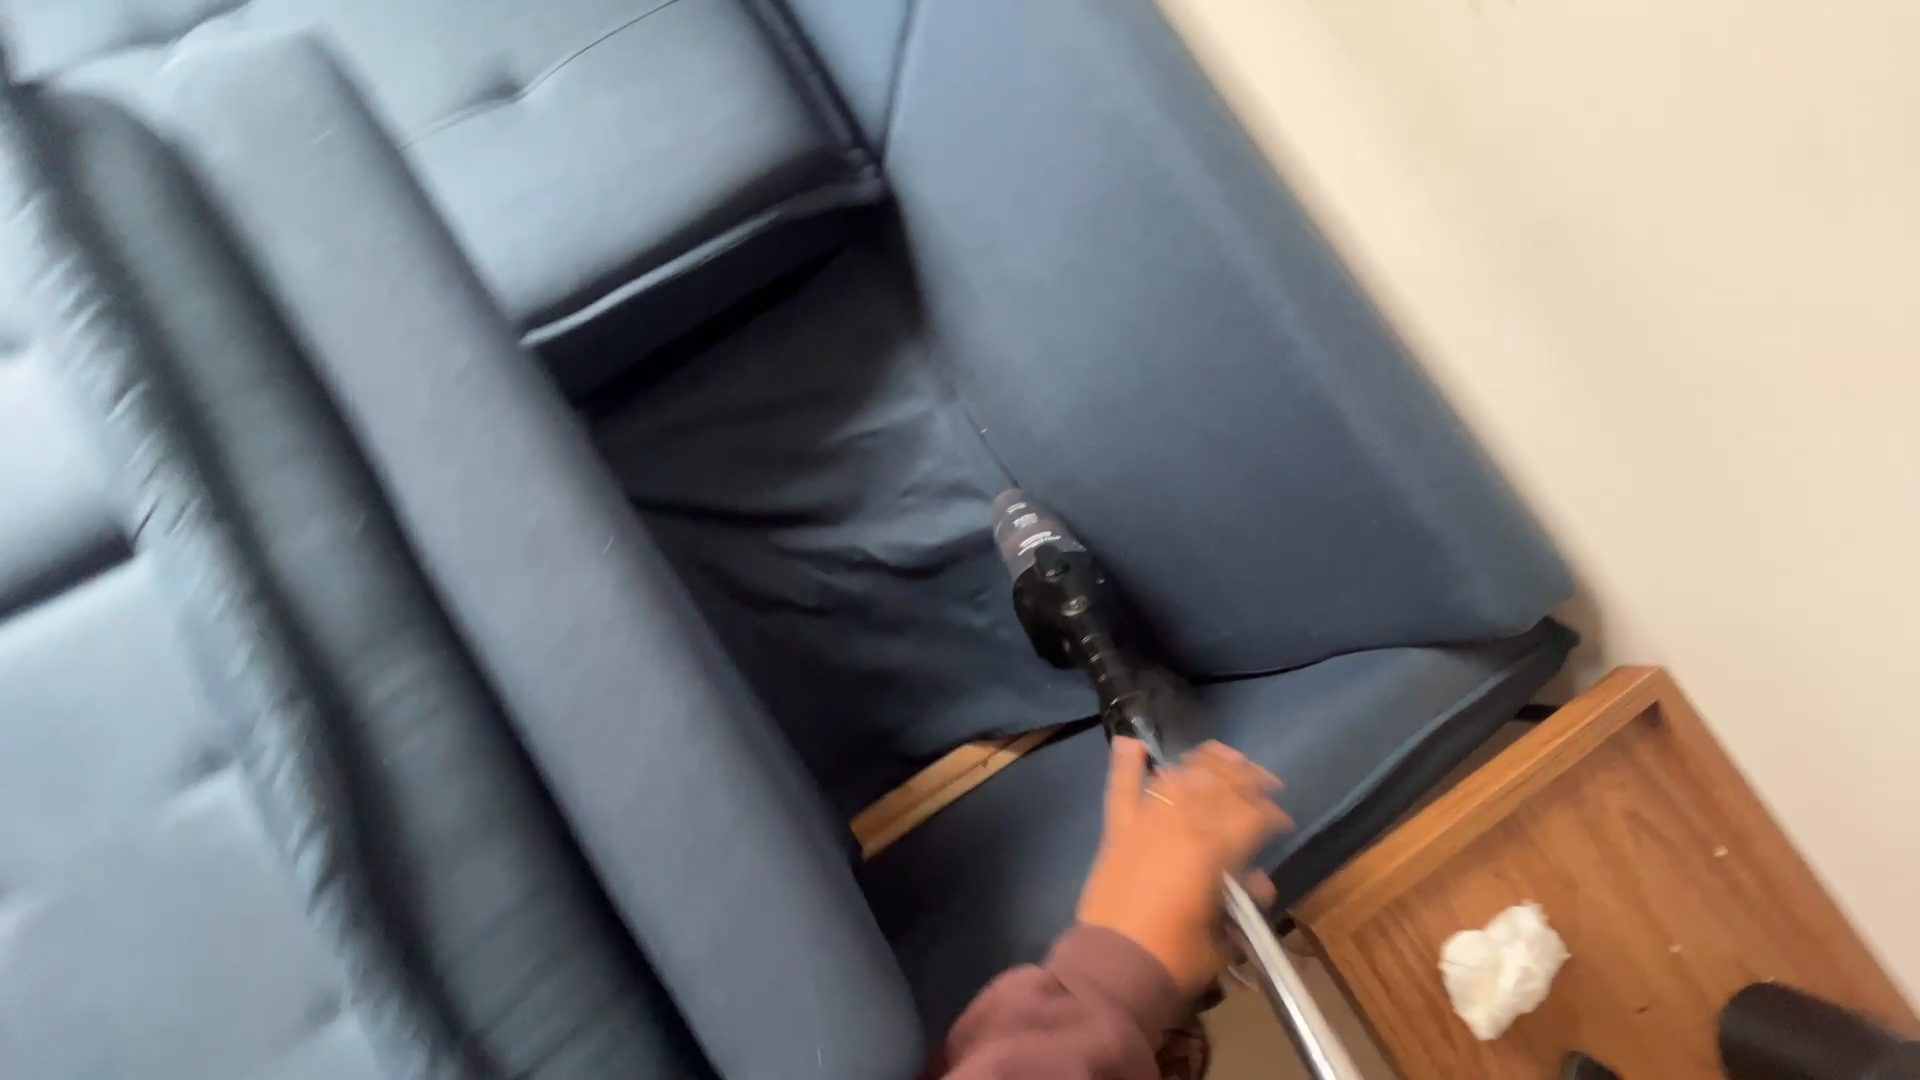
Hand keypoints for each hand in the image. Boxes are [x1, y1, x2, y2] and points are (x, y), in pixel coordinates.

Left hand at [1075, 738, 1291, 995]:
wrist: (1115, 964)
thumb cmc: (1176, 957)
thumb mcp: (1223, 935)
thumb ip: (1241, 902)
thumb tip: (1257, 883)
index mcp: (1212, 850)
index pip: (1250, 816)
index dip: (1270, 813)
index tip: (1282, 818)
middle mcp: (1179, 824)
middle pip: (1217, 786)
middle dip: (1245, 778)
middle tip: (1262, 779)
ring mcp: (1144, 821)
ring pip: (1177, 778)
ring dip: (1202, 763)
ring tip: (1221, 756)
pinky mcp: (1117, 828)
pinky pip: (1121, 787)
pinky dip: (1126, 762)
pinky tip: (1132, 742)